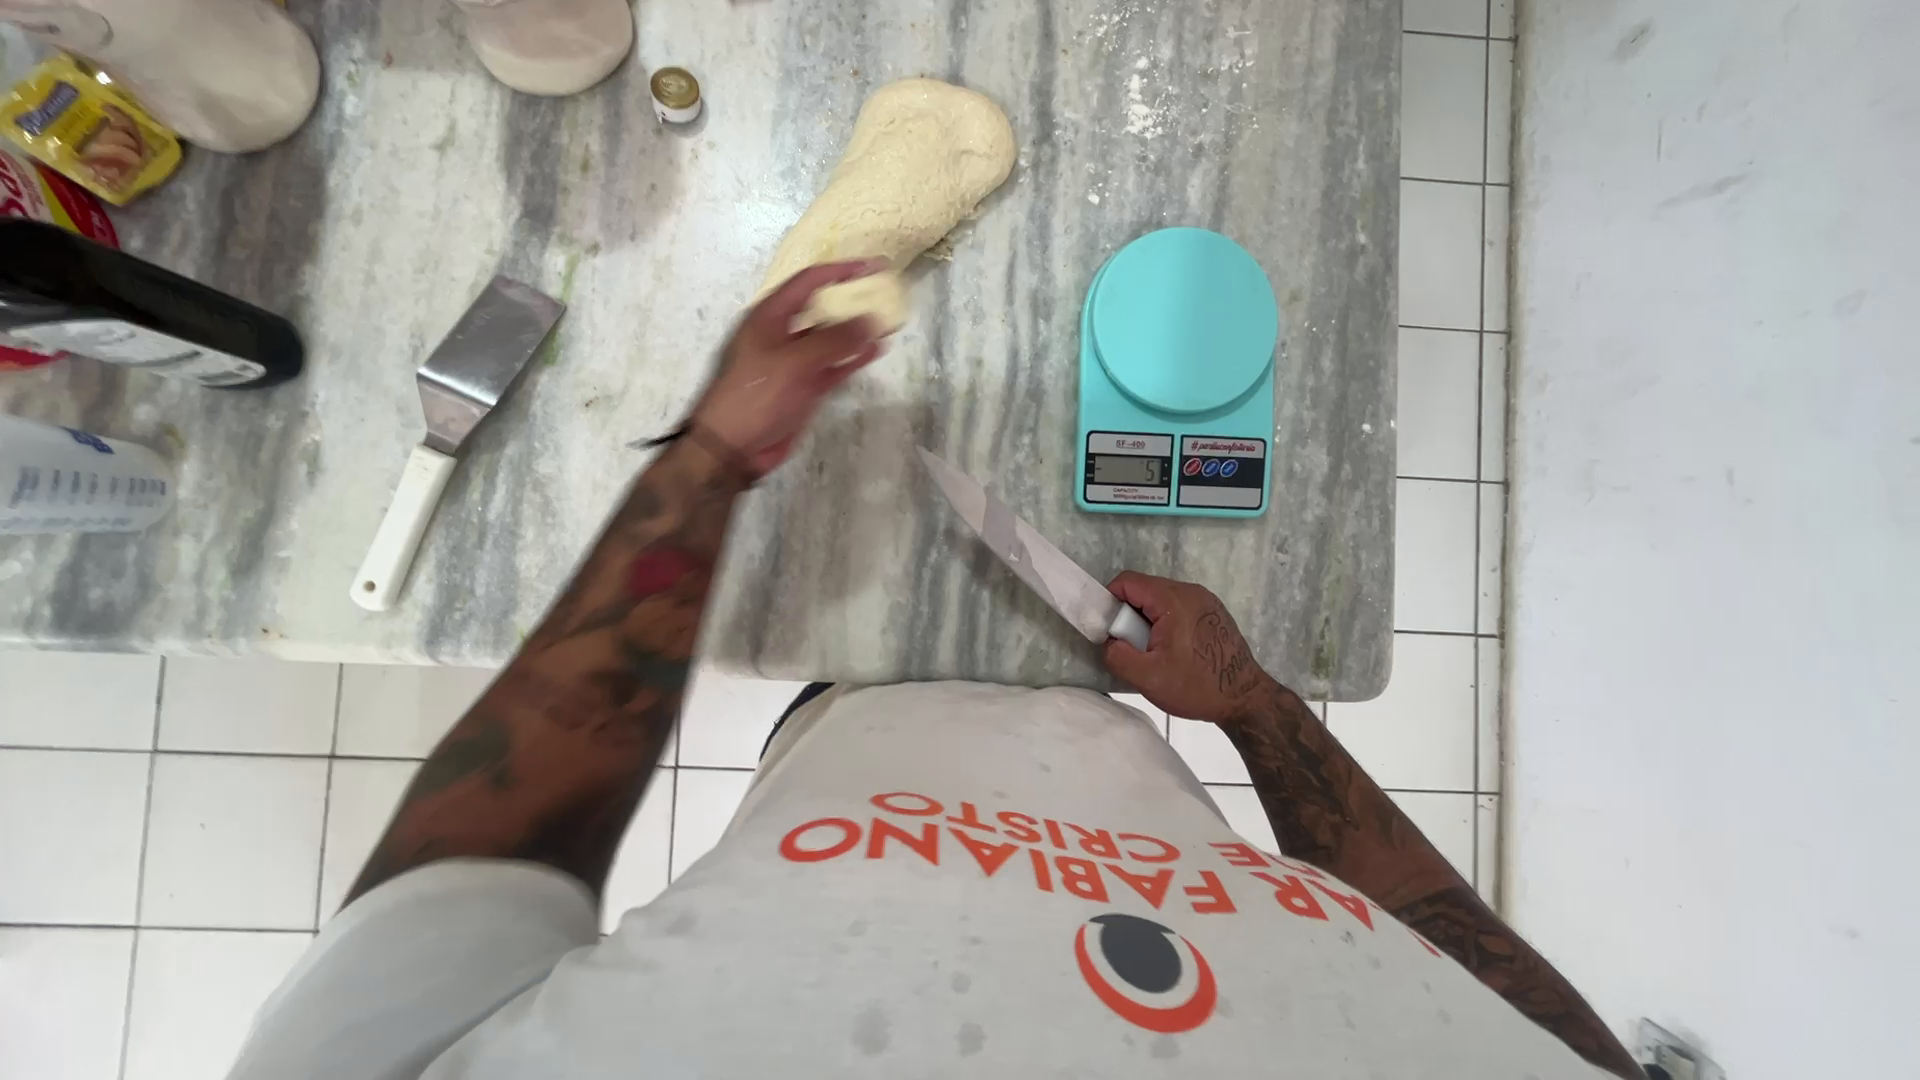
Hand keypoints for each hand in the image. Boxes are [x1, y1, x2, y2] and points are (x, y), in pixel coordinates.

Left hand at [690, 259, 892, 476]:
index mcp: (770, 316)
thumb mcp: (794, 362)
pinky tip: (874, 350)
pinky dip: (852, 357)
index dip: (840, 271)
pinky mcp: (805, 386)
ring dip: (857, 330)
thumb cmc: (755, 396)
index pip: (809, 282)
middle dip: (853, 300)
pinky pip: (833, 365)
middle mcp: (783, 333)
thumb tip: (871, 321)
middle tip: (885, 293)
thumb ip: (834, 340)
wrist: (734, 447)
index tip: (872, 267)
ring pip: (832, 338)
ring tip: (888, 322)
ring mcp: (795, 361)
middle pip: (823, 308)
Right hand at [1101, 571, 1275, 725]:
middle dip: (1130, 613)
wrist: (1244, 699)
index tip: (1110, 628)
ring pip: (1162, 598)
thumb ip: (1117, 655)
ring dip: (1148, 619)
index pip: (1128, 581)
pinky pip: (1179, 607)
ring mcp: (1205, 600)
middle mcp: (1190, 591)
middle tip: (1133, 645)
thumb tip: (1111, 642)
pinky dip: (1167, 622)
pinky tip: (1174, 650)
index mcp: (1173, 600)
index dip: (1111, 601)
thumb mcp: (1146, 677)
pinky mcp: (1214, 612)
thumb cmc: (1196, 686)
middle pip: (1145, 589)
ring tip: (1154, 650)